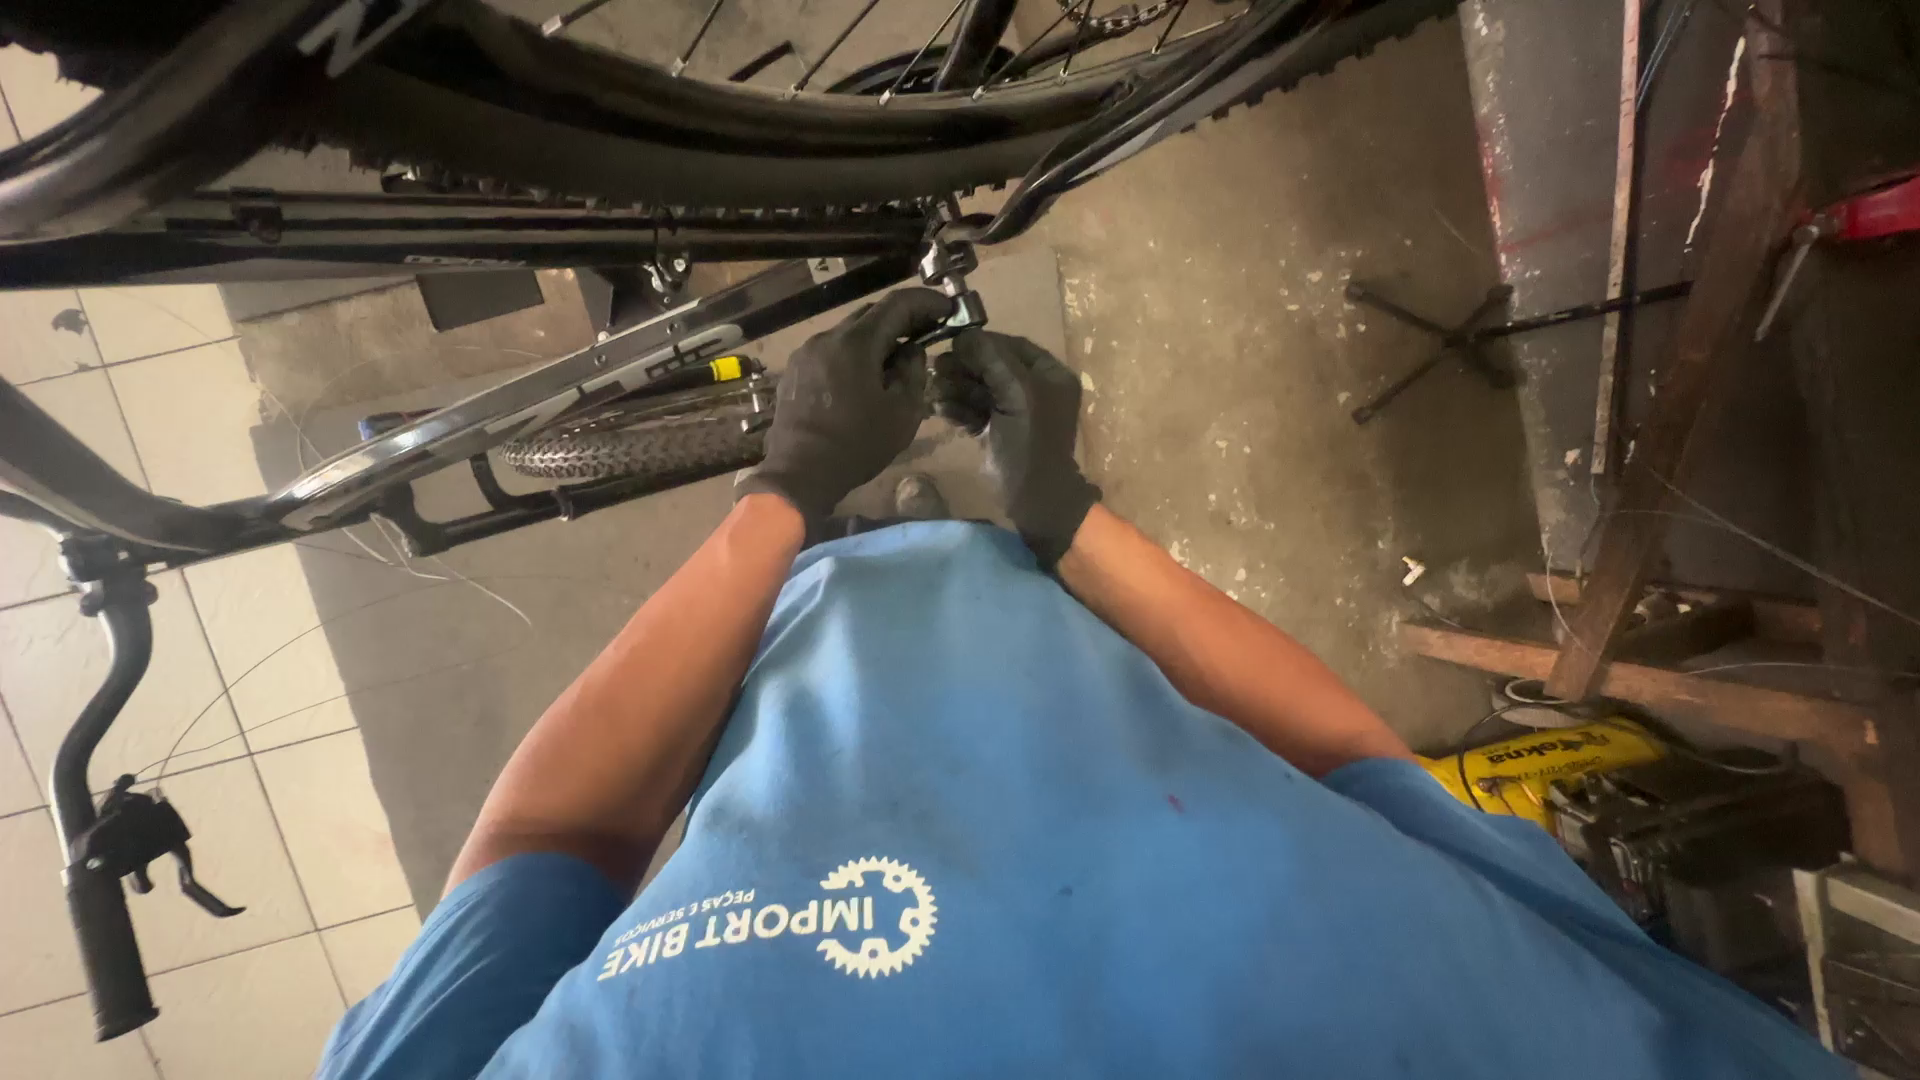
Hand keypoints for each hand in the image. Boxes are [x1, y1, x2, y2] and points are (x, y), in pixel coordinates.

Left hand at [737, 288, 952, 522]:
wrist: (799, 473)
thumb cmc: (857, 445)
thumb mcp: (903, 413)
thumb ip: (914, 373)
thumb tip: (911, 351)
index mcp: (855, 343)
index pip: (896, 304)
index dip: (925, 302)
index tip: (946, 309)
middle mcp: (826, 338)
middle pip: (869, 315)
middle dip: (901, 320)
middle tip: (925, 332)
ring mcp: (806, 354)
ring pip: (848, 335)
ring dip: (875, 341)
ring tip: (895, 362)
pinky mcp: (794, 373)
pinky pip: (830, 353)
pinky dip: (853, 357)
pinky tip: (863, 379)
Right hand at [931, 330, 1100, 566]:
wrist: (1033, 498)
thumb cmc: (1031, 444)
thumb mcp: (1018, 394)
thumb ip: (993, 360)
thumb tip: (964, 336)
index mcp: (1050, 374)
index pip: (1012, 346)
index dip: (982, 343)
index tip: (953, 344)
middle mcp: (1034, 388)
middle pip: (991, 366)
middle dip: (964, 368)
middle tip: (936, 368)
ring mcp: (1014, 410)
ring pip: (979, 387)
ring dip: (955, 388)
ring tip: (934, 392)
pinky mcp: (996, 428)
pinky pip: (973, 409)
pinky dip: (957, 408)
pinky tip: (940, 410)